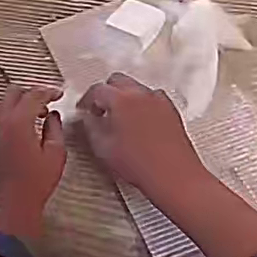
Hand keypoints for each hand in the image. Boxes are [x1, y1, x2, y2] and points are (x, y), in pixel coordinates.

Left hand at [0, 84, 66, 239]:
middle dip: (31, 92)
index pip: (33, 95)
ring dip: (21, 104)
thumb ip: (55, 129)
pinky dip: (12, 116)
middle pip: (13, 92)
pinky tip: (25, 129)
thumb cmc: (34, 183)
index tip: (58, 94)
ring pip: (4, 104)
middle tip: (47, 101)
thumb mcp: (55, 154)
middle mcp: (0, 122)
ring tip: (38, 116)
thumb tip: (53, 117)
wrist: (10, 204)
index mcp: (18, 122)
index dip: (48, 91)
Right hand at [77, 74, 213, 204]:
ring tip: (119, 118)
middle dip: (106, 94)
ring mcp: (159, 101)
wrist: (172, 175)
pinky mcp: (171, 111)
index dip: (86, 100)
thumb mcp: (102, 147)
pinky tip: (138, 123)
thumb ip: (90, 127)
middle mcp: (141, 95)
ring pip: (136, 88)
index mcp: (121, 99)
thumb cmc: (141, 164)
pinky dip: (142, 105)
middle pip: (117, 81)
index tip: (84, 110)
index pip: (97, 89)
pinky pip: (153, 99)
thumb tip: (88, 120)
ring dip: (125, 98)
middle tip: (99, 110)